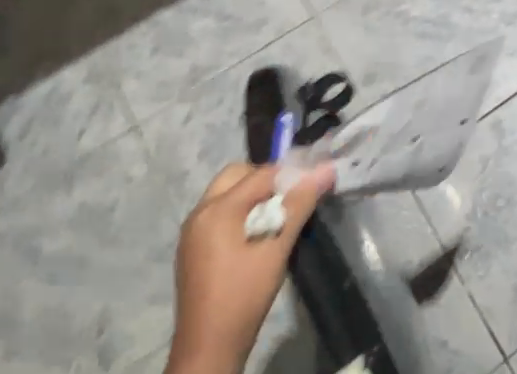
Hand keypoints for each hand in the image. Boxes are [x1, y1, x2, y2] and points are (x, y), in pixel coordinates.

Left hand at [166, 161, 335, 373]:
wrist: (208, 346)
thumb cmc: (245, 294)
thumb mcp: (277, 247)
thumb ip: (299, 204)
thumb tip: (325, 170)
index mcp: (218, 209)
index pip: (261, 174)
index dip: (291, 174)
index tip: (316, 181)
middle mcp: (199, 213)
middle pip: (237, 176)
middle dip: (266, 180)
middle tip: (292, 199)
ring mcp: (192, 232)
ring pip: (226, 195)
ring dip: (252, 197)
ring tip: (278, 218)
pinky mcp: (191, 250)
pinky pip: (218, 215)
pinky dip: (239, 214)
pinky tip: (256, 237)